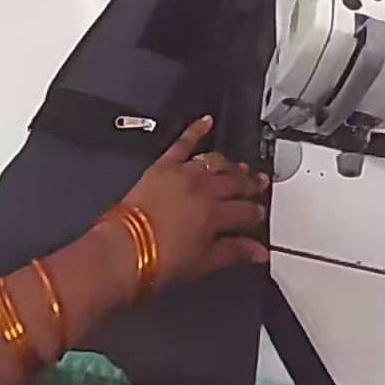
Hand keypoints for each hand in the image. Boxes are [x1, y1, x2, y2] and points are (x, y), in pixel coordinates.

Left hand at [113, 115, 268, 288]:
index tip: (260, 213)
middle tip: (259, 184)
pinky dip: (196, 130)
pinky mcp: (164, 165)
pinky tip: (207, 121)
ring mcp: (184, 173)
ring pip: (215, 161)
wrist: (125, 250)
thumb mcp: (204, 262)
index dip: (256, 212)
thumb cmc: (162, 261)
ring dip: (231, 164)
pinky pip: (183, 143)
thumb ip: (234, 251)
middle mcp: (204, 189)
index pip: (246, 210)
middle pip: (234, 182)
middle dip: (250, 184)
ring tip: (240, 166)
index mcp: (216, 214)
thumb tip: (258, 252)